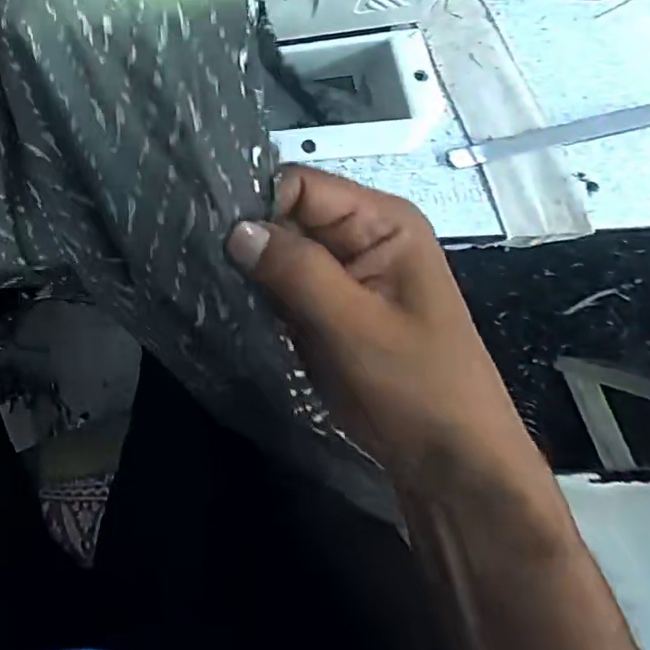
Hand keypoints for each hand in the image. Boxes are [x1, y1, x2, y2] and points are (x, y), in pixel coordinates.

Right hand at [226, 166, 536, 487]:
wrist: (452, 464)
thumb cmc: (418, 387)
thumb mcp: (356, 326)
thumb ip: (296, 270)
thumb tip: (235, 229)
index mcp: (382, 221)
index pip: (302, 185)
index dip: (257, 202)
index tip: (211, 232)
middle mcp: (361, 234)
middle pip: (287, 214)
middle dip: (248, 236)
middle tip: (196, 257)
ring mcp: (345, 271)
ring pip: (280, 251)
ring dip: (249, 268)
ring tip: (206, 281)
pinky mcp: (330, 305)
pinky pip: (283, 284)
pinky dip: (259, 295)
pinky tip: (229, 303)